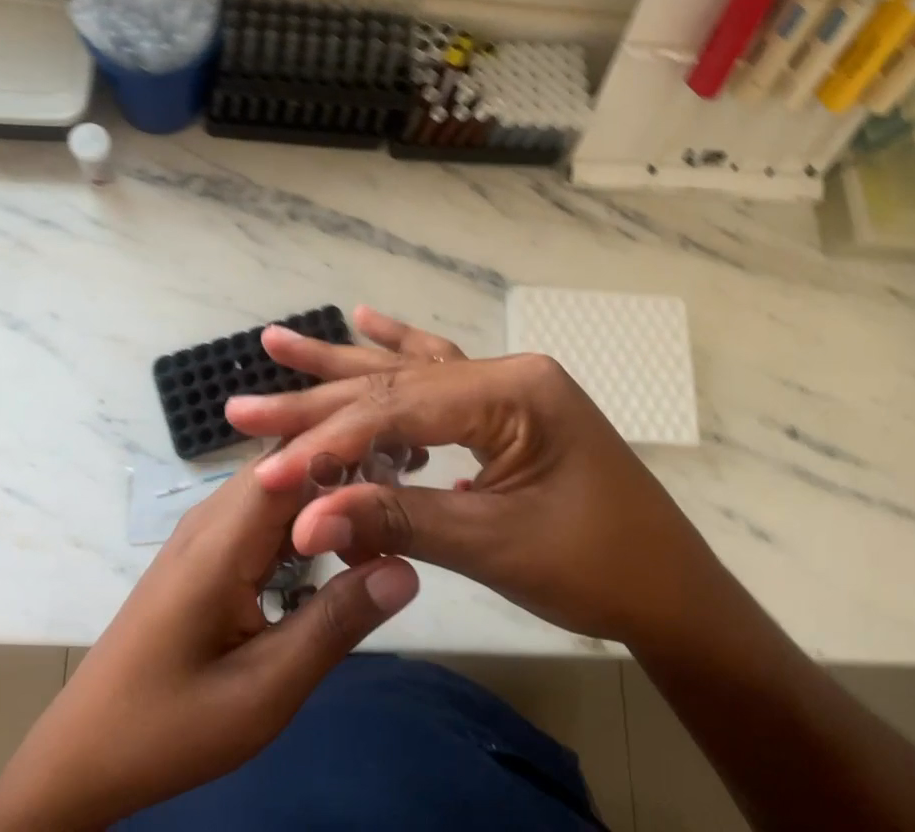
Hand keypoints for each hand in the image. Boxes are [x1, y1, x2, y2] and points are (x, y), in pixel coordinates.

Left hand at [0, 456, 419, 831]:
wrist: (86, 755)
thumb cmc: (172, 727)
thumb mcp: (265, 689)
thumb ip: (335, 624)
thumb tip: (407, 565)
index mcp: (220, 543)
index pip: (292, 465)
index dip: (350, 453)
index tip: (411, 461)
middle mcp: (208, 524)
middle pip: (286, 471)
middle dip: (347, 471)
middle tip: (413, 484)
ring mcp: (201, 540)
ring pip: (275, 495)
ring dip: (327, 500)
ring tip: (389, 513)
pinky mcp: (202, 561)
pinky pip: (260, 522)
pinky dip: (303, 527)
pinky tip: (338, 552)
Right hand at [227, 308, 725, 645]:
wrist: (672, 593)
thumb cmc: (596, 569)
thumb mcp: (492, 545)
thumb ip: (397, 520)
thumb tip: (304, 522)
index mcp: (513, 393)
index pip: (397, 410)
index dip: (328, 444)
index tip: (267, 473)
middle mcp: (507, 374)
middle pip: (393, 384)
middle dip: (315, 401)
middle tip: (241, 406)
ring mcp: (509, 387)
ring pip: (409, 373)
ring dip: (342, 365)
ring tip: (276, 342)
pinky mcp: (507, 409)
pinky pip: (440, 373)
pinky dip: (397, 350)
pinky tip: (365, 320)